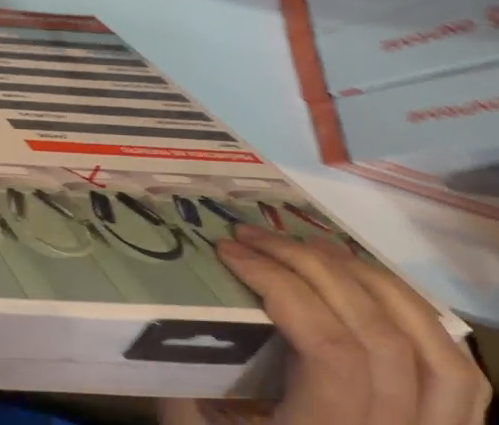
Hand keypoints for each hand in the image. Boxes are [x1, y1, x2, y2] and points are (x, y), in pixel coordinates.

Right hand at [161, 226, 489, 424]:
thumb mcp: (187, 418)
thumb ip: (193, 367)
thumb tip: (183, 290)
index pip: (330, 350)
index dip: (283, 287)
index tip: (228, 251)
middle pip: (382, 338)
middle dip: (313, 268)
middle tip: (253, 237)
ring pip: (437, 352)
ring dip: (373, 284)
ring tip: (313, 249)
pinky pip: (461, 374)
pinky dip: (420, 320)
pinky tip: (369, 289)